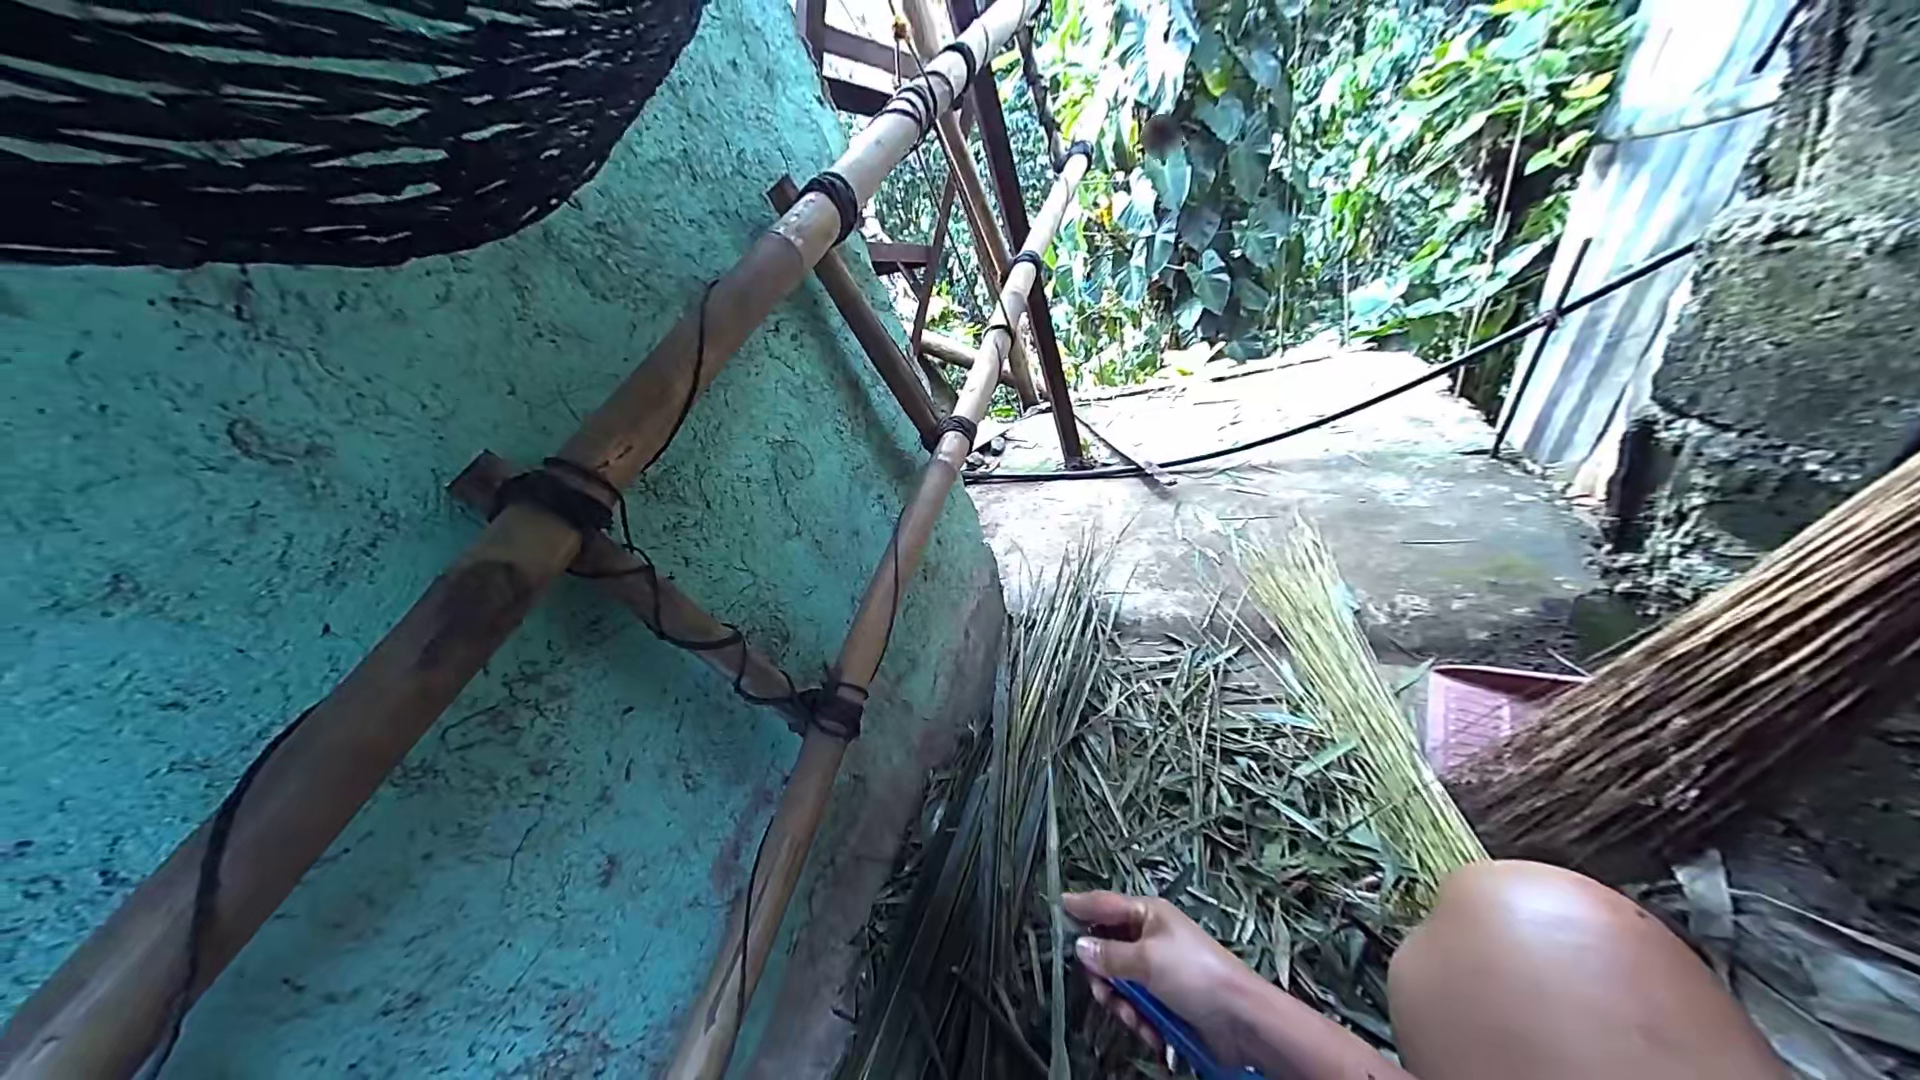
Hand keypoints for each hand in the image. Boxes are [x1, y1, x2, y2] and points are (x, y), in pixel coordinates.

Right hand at [1063, 890, 1264, 1060]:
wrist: (1242, 1020)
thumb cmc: (1193, 974)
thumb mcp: (1147, 960)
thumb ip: (1109, 955)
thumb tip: (1079, 946)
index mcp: (1147, 914)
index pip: (1105, 904)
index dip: (1082, 905)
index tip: (1057, 904)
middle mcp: (1150, 936)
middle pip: (1108, 949)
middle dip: (1104, 976)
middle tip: (1106, 993)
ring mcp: (1158, 969)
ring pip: (1120, 982)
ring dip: (1124, 1004)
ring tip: (1136, 1019)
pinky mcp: (1166, 999)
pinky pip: (1138, 1005)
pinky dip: (1141, 1020)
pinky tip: (1153, 1033)